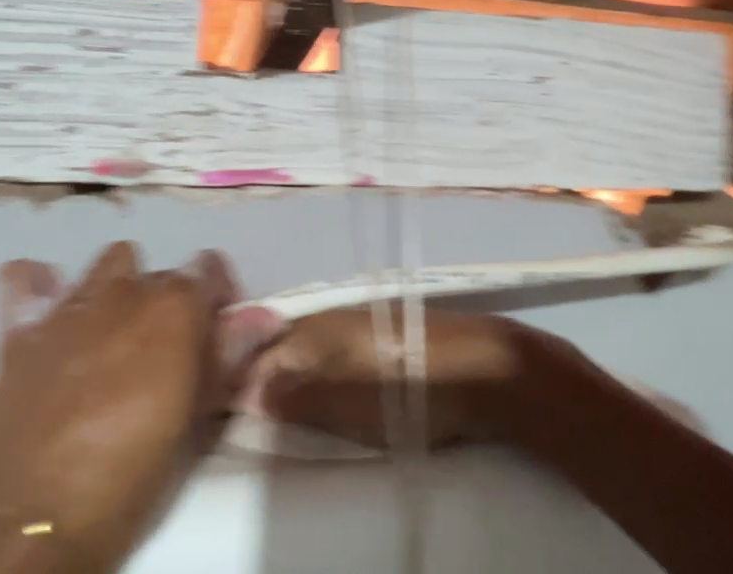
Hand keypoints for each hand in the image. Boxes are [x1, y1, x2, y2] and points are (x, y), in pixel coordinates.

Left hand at [0, 242, 260, 570]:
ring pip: (108, 265)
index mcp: (173, 309)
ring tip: (113, 340)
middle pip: (160, 276)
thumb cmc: (127, 478)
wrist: (28, 520)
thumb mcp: (194, 425)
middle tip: (166, 361)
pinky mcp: (18, 330)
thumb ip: (227, 360)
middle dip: (170, 308)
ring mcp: (67, 306)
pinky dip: (41, 290)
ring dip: (118, 291)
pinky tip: (51, 324)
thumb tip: (263, 318)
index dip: (221, 299)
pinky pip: (25, 279)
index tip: (219, 338)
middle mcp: (123, 292)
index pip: (210, 268)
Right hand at [246, 307, 539, 450]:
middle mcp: (331, 314)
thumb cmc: (409, 389)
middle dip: (275, 379)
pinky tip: (344, 394)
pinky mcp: (389, 330)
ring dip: (306, 377)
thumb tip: (252, 395)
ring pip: (316, 348)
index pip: (262, 351)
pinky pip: (344, 351)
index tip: (244, 415)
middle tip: (275, 418)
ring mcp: (363, 319)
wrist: (488, 371)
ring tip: (308, 411)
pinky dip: (336, 373)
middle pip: (287, 346)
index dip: (248, 382)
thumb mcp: (345, 405)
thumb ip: (295, 399)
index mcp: (314, 326)